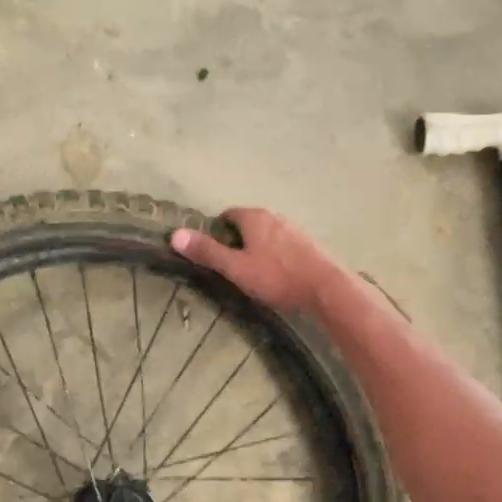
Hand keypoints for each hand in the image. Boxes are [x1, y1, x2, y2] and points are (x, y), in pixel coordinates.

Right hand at [171, 208, 340, 314]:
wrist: (327, 288)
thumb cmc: (277, 277)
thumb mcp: (236, 268)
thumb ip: (207, 252)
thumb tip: (175, 235)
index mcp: (255, 217)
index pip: (228, 214)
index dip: (217, 230)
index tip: (212, 250)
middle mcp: (275, 217)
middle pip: (249, 223)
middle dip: (237, 239)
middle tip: (229, 264)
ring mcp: (295, 230)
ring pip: (267, 234)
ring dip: (257, 247)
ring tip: (252, 271)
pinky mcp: (309, 245)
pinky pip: (283, 244)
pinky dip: (275, 254)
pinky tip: (276, 274)